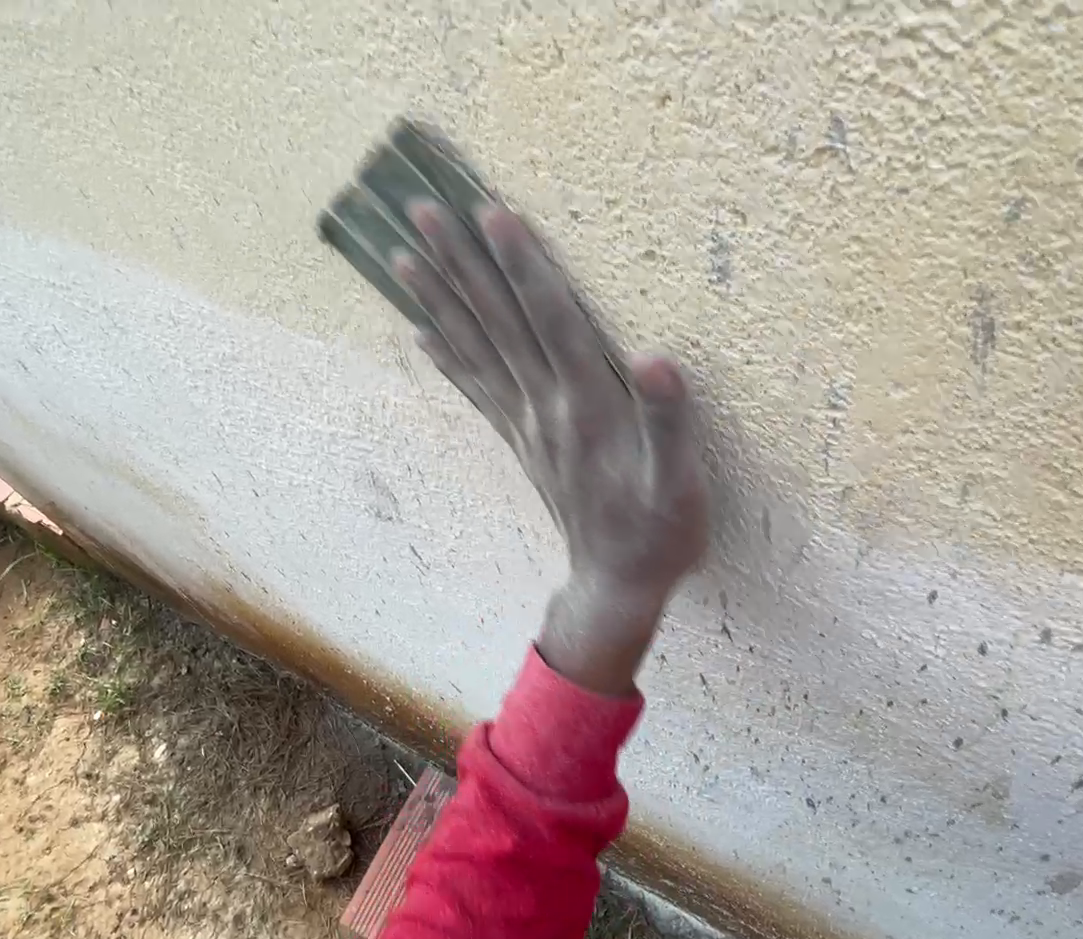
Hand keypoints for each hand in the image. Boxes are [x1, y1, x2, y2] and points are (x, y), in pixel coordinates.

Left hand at [393, 200, 706, 695]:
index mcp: (588, 407)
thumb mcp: (680, 485)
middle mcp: (546, 408)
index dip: (524, 267)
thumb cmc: (657, 533)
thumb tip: (657, 359)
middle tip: (419, 211)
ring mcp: (527, 426)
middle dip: (462, 265)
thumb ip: (668, 424)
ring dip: (441, 301)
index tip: (490, 213)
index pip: (550, 322)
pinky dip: (448, 359)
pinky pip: (477, 393)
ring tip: (403, 256)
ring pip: (478, 351)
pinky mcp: (521, 444)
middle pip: (499, 325)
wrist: (615, 584)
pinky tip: (421, 334)